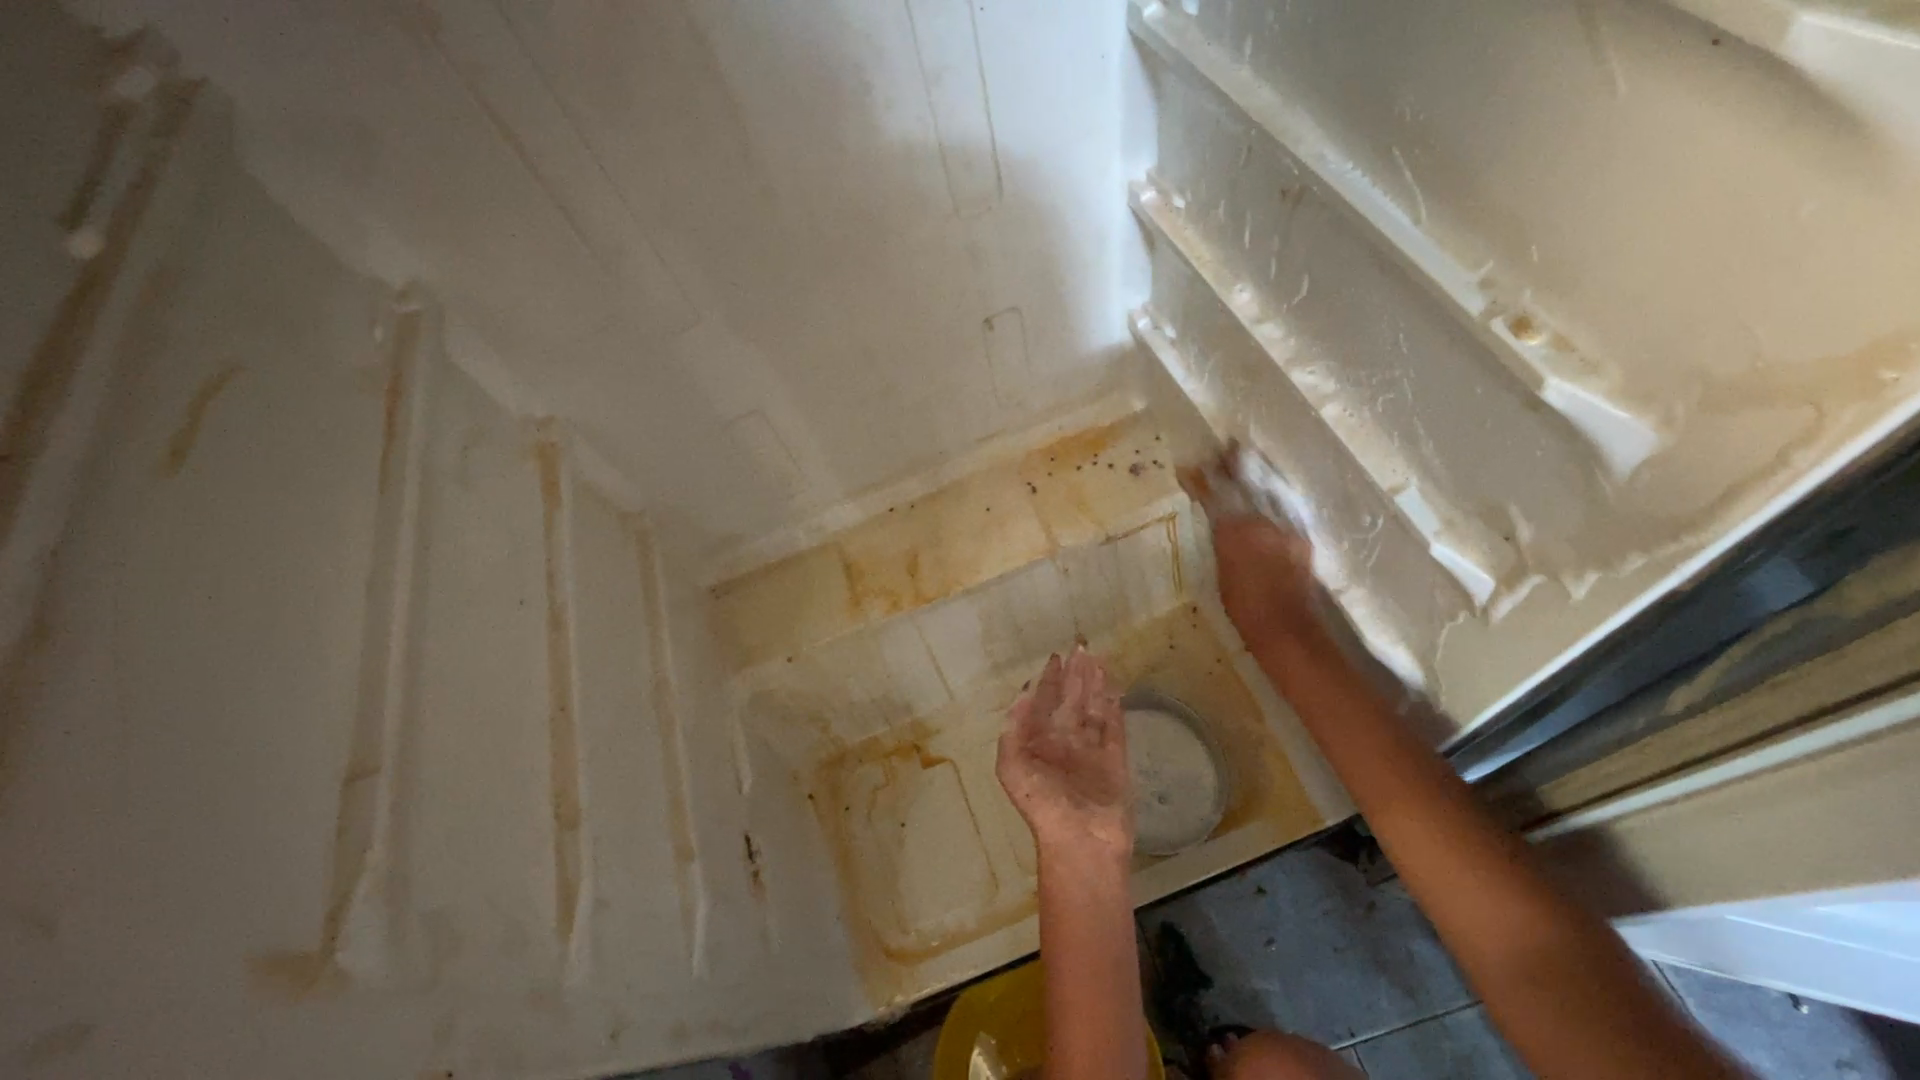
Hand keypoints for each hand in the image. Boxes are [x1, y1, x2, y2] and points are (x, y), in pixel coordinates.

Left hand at [996, 646, 1131, 856]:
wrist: (1082, 843)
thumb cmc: (1043, 805)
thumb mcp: (1012, 767)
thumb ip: (1015, 727)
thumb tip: (1024, 691)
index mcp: (1037, 744)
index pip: (1044, 703)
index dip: (1049, 680)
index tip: (1056, 657)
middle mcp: (1063, 743)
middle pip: (1070, 700)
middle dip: (1075, 674)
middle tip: (1082, 645)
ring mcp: (1091, 751)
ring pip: (1093, 708)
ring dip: (1095, 683)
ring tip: (1098, 657)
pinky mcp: (1115, 760)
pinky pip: (1114, 726)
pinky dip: (1114, 706)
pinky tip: (1114, 687)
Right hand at [1179, 450, 1320, 651]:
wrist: (1286, 629)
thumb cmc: (1245, 609)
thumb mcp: (1222, 572)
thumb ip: (1222, 540)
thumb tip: (1218, 520)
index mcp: (1235, 532)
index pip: (1216, 496)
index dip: (1203, 480)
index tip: (1189, 467)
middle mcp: (1262, 523)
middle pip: (1247, 484)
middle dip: (1235, 463)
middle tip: (1226, 444)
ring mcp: (1286, 527)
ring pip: (1270, 488)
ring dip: (1258, 469)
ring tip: (1248, 453)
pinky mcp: (1302, 535)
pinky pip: (1287, 502)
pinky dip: (1277, 489)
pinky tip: (1274, 484)